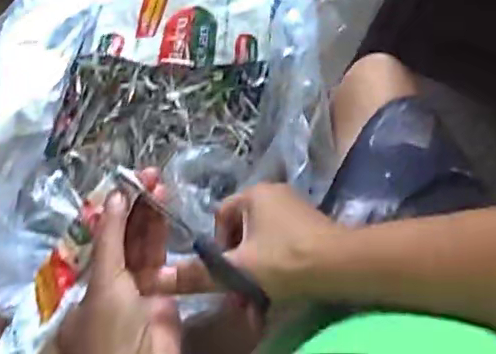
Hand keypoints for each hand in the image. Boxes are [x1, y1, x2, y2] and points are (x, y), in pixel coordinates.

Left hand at [59, 177, 179, 353]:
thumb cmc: (110, 333)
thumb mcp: (104, 284)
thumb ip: (110, 237)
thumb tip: (115, 194)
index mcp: (80, 285)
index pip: (94, 237)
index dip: (108, 208)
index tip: (122, 181)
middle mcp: (105, 283)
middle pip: (119, 235)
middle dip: (132, 204)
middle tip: (146, 174)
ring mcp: (132, 287)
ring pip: (139, 240)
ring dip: (148, 211)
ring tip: (157, 181)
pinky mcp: (159, 290)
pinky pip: (157, 253)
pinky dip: (160, 228)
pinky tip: (164, 203)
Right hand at [153, 182, 343, 304]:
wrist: (337, 264)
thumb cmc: (284, 260)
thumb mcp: (240, 269)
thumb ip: (201, 274)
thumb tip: (158, 277)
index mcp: (253, 193)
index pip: (220, 216)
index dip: (218, 249)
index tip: (226, 275)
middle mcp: (272, 192)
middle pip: (241, 232)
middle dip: (238, 267)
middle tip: (241, 297)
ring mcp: (292, 206)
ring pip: (261, 242)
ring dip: (255, 273)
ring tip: (259, 303)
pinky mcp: (308, 223)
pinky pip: (280, 243)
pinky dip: (274, 267)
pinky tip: (279, 292)